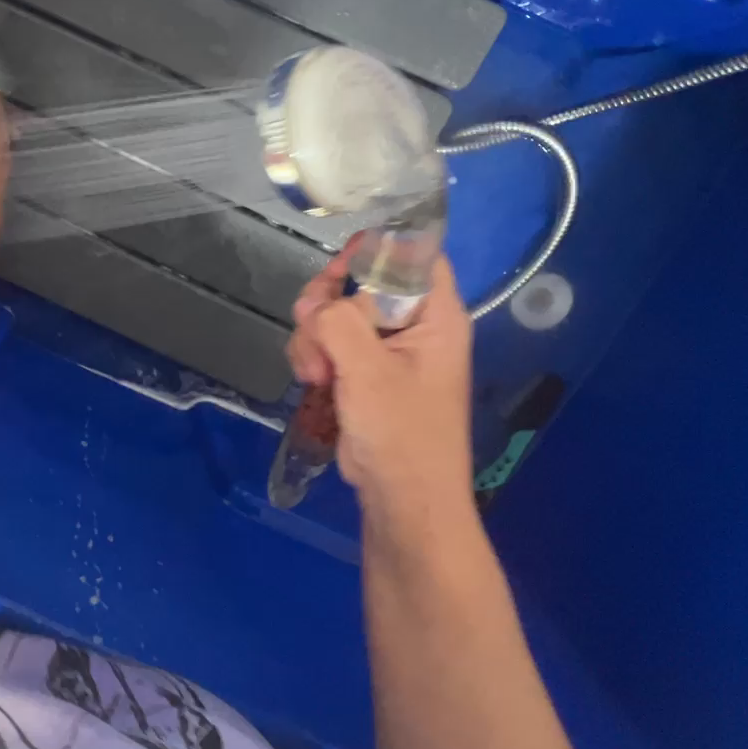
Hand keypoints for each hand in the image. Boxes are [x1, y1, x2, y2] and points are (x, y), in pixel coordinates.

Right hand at [286, 248, 473, 514]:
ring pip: (334, 313)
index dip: (377, 249)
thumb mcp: (369, 371)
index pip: (415, 256)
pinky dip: (311, 355)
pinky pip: (326, 342)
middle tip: (312, 323)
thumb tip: (316, 305)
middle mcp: (411, 326)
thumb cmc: (401, 434)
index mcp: (436, 317)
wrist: (400, 499)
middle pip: (361, 281)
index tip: (338, 268)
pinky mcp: (360, 372)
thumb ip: (339, 323)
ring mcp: (384, 350)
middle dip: (327, 302)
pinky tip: (311, 381)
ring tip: (315, 373)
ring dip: (313, 336)